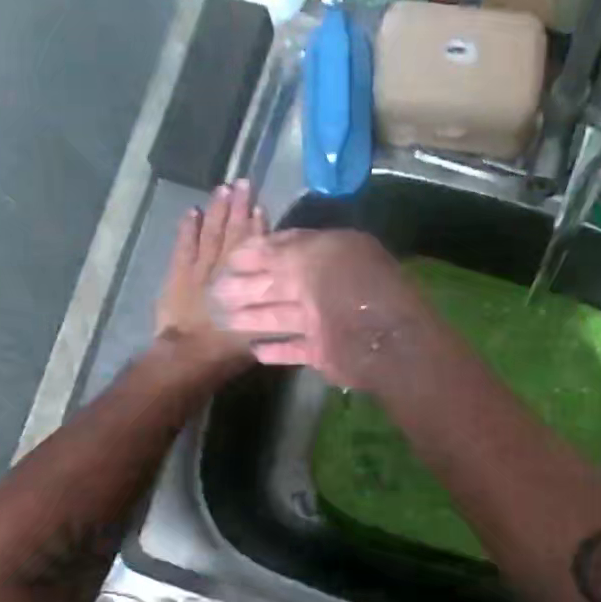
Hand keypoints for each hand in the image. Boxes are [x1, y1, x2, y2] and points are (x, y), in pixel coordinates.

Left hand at [155, 180, 264, 369]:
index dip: (260, 226)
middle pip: (235, 232)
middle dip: (239, 207)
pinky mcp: (178, 274)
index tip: (261, 205)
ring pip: (211, 232)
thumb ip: (276, 315)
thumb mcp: (264, 334)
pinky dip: (187, 228)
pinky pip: (184, 245)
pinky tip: (191, 211)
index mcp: (251, 282)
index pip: (257, 248)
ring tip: (222, 189)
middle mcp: (227, 268)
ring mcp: (200, 268)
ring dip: (217, 210)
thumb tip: (293, 302)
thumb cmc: (230, 350)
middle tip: (243, 182)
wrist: (191, 355)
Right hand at [210, 228, 435, 390]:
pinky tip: (253, 350)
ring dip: (253, 316)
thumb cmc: (352, 290)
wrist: (385, 343)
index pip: (288, 249)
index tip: (229, 258)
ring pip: (282, 316)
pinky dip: (276, 351)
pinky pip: (295, 349)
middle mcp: (327, 286)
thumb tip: (256, 250)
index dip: (257, 252)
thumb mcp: (316, 256)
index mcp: (330, 256)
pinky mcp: (324, 352)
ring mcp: (326, 321)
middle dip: (247, 286)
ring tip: (222, 318)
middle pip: (280, 284)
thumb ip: (284, 251)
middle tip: (215, 291)